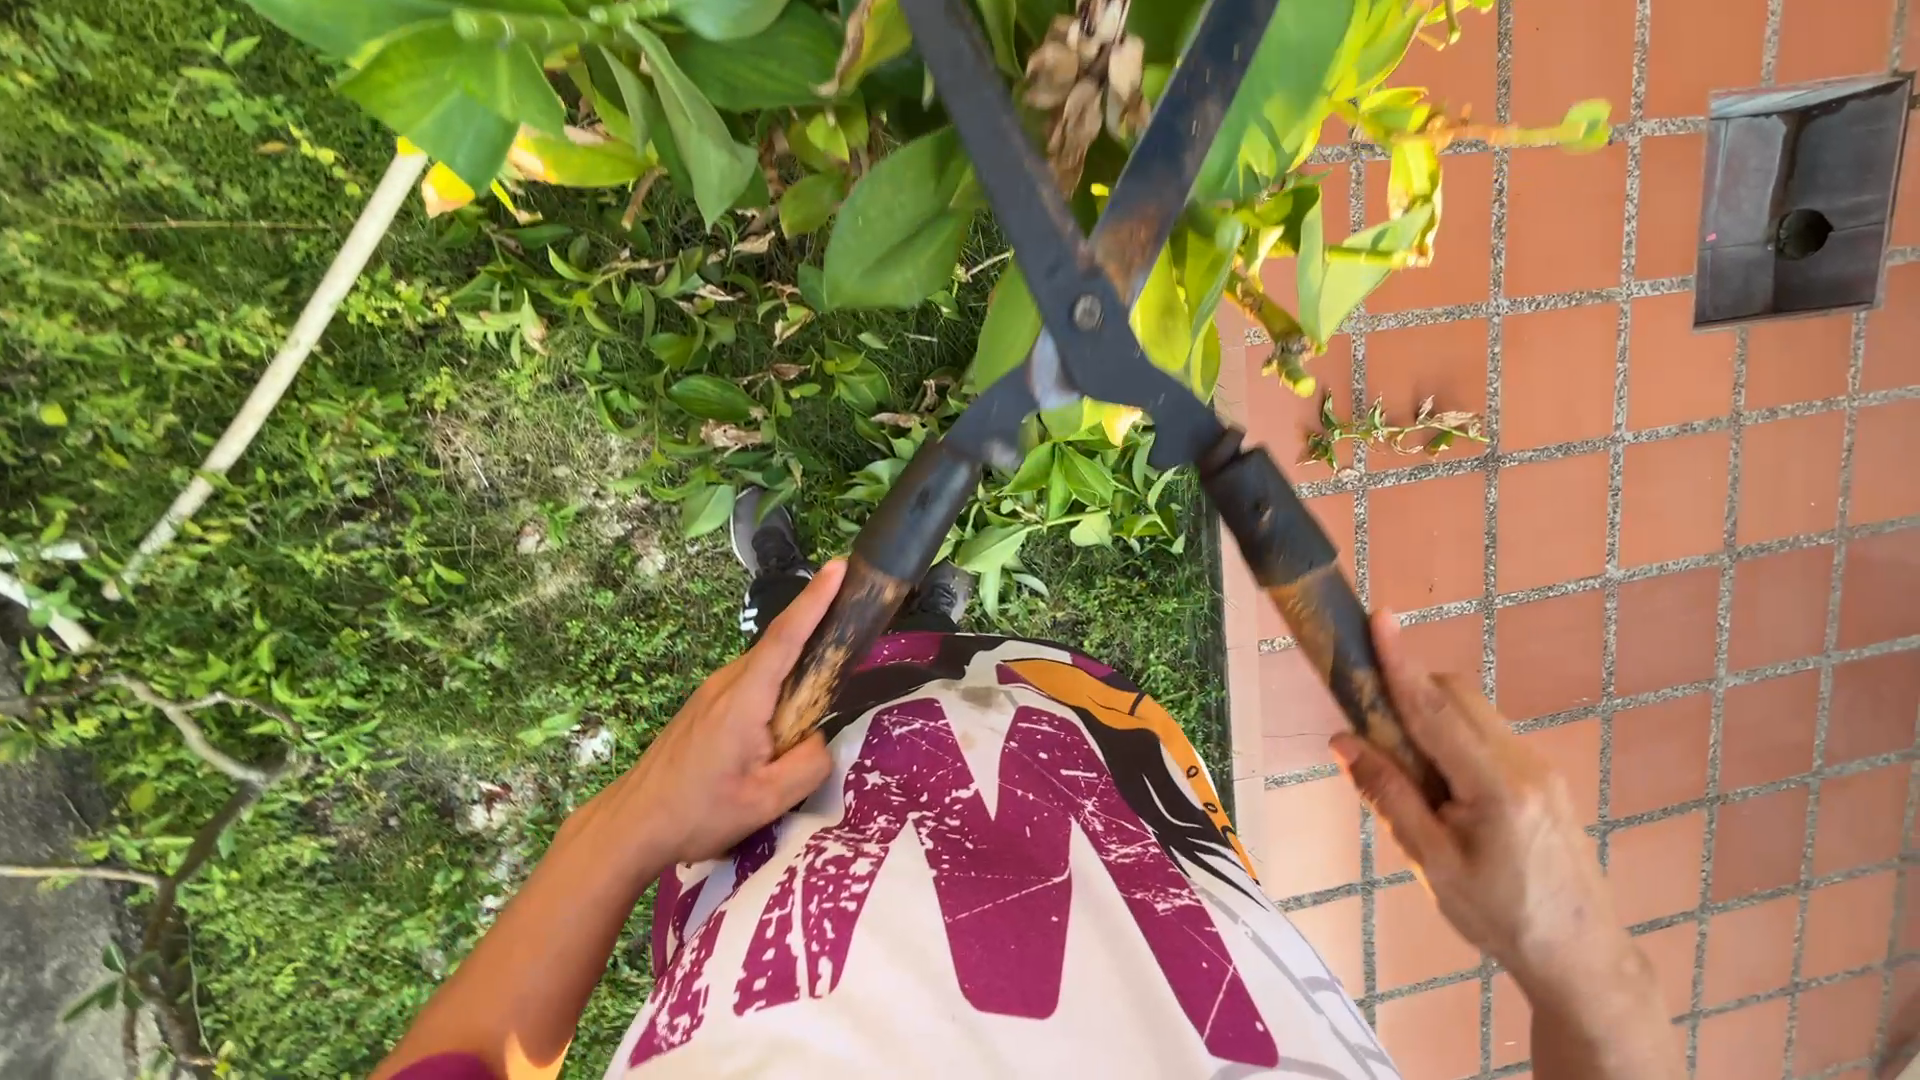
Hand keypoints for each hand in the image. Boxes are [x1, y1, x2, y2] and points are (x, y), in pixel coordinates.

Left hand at [569, 561, 843, 869]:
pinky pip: (753, 684)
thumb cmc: (699, 811)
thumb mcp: (767, 801)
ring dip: (796, 674)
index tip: (839, 566)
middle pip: (782, 647)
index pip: (786, 636)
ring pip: (768, 669)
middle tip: (854, 638)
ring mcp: (713, 691)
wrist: (632, 823)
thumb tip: (820, 737)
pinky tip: (780, 728)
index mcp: (745, 698)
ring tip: (816, 708)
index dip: (815, 599)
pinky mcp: (707, 705)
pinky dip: (777, 690)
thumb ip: (809, 764)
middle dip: (818, 633)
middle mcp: (728, 682)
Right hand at [1328, 609, 1629, 995]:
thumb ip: (1388, 795)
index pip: (1435, 708)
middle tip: (1368, 718)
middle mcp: (1523, 763)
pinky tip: (1437, 786)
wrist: (1584, 960)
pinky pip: (1485, 735)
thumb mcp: (1432, 862)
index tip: (1380, 617)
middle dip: (1409, 688)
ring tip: (1403, 768)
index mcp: (1495, 785)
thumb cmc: (1499, 916)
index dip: (1400, 661)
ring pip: (1472, 713)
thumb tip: (1344, 740)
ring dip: (1428, 715)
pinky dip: (1449, 737)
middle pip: (1457, 696)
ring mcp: (1539, 768)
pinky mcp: (1543, 779)